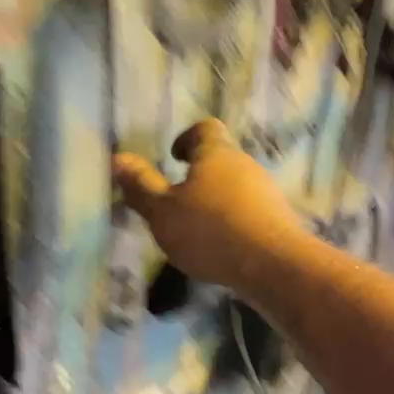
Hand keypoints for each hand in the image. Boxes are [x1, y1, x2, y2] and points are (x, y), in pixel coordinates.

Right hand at [112, 120, 311, 292]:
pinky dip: (231, 222)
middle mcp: (244, 163)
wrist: (271, 264)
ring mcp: (264, 191)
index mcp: (215, 153)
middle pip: (220, 158)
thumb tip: (117, 158)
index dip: (187, 138)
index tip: (174, 156)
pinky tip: (220, 246)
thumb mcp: (163, 212)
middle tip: (177, 199)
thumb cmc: (209, 231)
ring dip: (215, 200)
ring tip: (195, 228)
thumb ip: (141, 186)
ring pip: (234, 186)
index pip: (203, 129)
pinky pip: (247, 211)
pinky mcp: (276, 219)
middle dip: (199, 175)